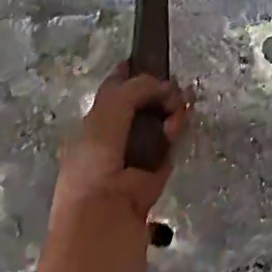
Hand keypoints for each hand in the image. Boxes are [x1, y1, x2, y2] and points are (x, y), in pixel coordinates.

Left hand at [52, 62, 190, 221]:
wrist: (104, 212)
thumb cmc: (95, 158)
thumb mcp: (108, 110)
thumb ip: (135, 88)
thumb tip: (164, 84)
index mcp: (96, 120)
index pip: (116, 88)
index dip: (131, 72)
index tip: (151, 59)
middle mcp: (116, 132)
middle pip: (144, 100)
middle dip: (159, 89)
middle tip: (171, 86)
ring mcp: (138, 149)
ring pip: (161, 117)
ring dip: (171, 106)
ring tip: (177, 104)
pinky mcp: (158, 165)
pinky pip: (171, 139)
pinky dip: (176, 128)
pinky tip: (176, 124)